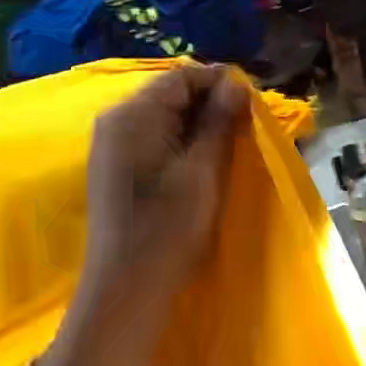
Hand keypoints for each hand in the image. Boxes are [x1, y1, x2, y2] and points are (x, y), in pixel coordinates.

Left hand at [44, 63, 248, 365]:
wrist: (125, 288)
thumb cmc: (168, 227)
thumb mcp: (203, 170)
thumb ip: (220, 121)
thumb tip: (237, 85)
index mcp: (134, 114)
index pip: (183, 76)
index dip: (220, 83)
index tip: (253, 103)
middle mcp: (116, 119)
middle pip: (171, 92)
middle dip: (210, 102)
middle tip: (246, 125)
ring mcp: (112, 142)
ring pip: (164, 114)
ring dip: (198, 122)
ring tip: (229, 142)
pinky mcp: (116, 164)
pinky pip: (154, 134)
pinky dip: (181, 138)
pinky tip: (202, 158)